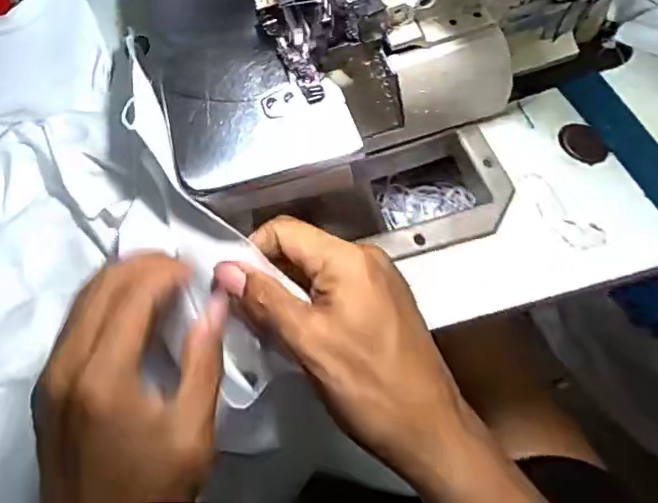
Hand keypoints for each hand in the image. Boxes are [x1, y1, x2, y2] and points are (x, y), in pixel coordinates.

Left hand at [39, 254, 227, 502]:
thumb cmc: (151, 490)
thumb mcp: (192, 433)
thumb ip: (205, 360)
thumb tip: (216, 301)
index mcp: (102, 378)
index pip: (132, 294)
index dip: (166, 270)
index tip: (196, 268)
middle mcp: (65, 367)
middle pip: (102, 284)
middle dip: (145, 264)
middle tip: (180, 266)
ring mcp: (49, 376)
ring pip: (83, 296)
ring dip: (123, 276)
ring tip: (160, 277)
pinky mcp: (45, 386)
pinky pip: (74, 319)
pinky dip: (105, 297)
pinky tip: (132, 304)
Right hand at [214, 218, 541, 501]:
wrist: (431, 428)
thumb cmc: (369, 387)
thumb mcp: (309, 344)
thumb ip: (267, 301)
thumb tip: (226, 270)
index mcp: (348, 258)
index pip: (285, 230)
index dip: (251, 250)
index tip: (229, 283)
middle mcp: (365, 256)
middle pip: (302, 248)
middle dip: (268, 273)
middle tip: (243, 309)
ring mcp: (378, 276)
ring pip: (317, 269)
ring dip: (288, 289)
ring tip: (267, 324)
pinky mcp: (384, 298)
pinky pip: (337, 285)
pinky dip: (312, 300)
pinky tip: (301, 330)